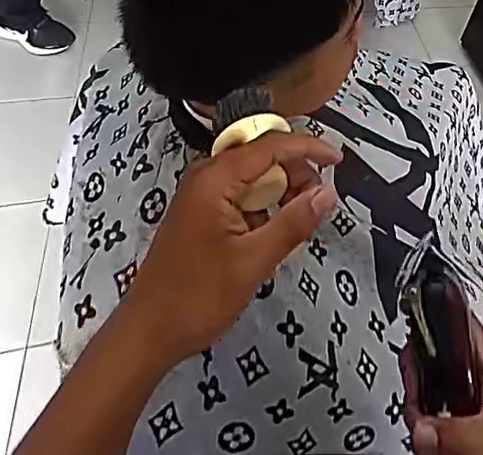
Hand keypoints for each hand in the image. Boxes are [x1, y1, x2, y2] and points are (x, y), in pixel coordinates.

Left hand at [129, 133, 341, 362]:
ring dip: (282, 190)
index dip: (309, 148)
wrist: (144, 337)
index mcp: (216, 179)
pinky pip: (243, 190)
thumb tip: (327, 194)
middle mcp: (207, 176)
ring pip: (256, 173)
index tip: (338, 160)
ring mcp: (202, 192)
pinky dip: (264, 203)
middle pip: (264, 155)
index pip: (272, 145)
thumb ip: (293, 223)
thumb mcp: (252, 263)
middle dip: (296, 174)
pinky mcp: (202, 208)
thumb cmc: (195, 299)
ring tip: (294, 223)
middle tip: (314, 205)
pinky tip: (271, 231)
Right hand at [400, 321, 482, 454]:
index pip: (460, 323)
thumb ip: (449, 428)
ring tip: (422, 420)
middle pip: (445, 363)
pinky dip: (437, 425)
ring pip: (444, 392)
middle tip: (413, 391)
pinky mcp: (482, 426)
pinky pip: (449, 416)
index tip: (416, 326)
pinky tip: (433, 439)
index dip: (437, 319)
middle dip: (424, 377)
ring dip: (429, 405)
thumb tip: (420, 426)